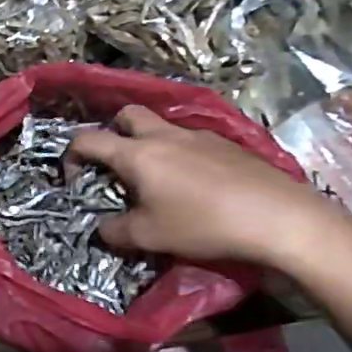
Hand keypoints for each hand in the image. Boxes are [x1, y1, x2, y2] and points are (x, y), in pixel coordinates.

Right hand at [70, 105, 351, 267]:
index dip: (71, 155)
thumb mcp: (147, 237)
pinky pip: (191, 140)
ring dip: (149, 142)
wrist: (280, 219)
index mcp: (137, 154)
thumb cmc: (203, 225)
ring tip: (155, 177)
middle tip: (115, 163)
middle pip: (127, 114)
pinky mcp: (229, 146)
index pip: (88, 140)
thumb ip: (114, 231)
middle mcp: (165, 136)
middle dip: (112, 132)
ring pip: (162, 126)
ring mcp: (200, 137)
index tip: (74, 179)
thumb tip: (104, 228)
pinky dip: (180, 153)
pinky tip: (193, 184)